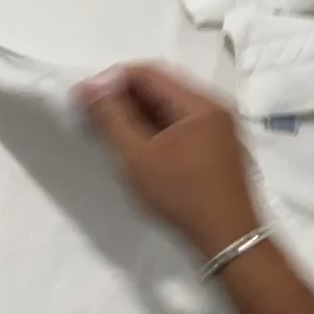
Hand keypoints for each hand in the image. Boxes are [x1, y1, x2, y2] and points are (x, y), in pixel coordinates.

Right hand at [75, 63, 261, 257]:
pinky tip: (134, 145)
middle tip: (91, 115)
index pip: (147, 73)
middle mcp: (214, 109)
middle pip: (159, 87)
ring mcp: (218, 129)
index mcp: (200, 104)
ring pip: (167, 107)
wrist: (229, 241)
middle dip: (121, 96)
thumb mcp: (136, 156)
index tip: (83, 99)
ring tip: (107, 131)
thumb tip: (87, 85)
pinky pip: (178, 125)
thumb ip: (110, 117)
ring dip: (135, 113)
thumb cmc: (181, 195)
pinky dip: (152, 128)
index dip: (110, 80)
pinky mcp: (216, 148)